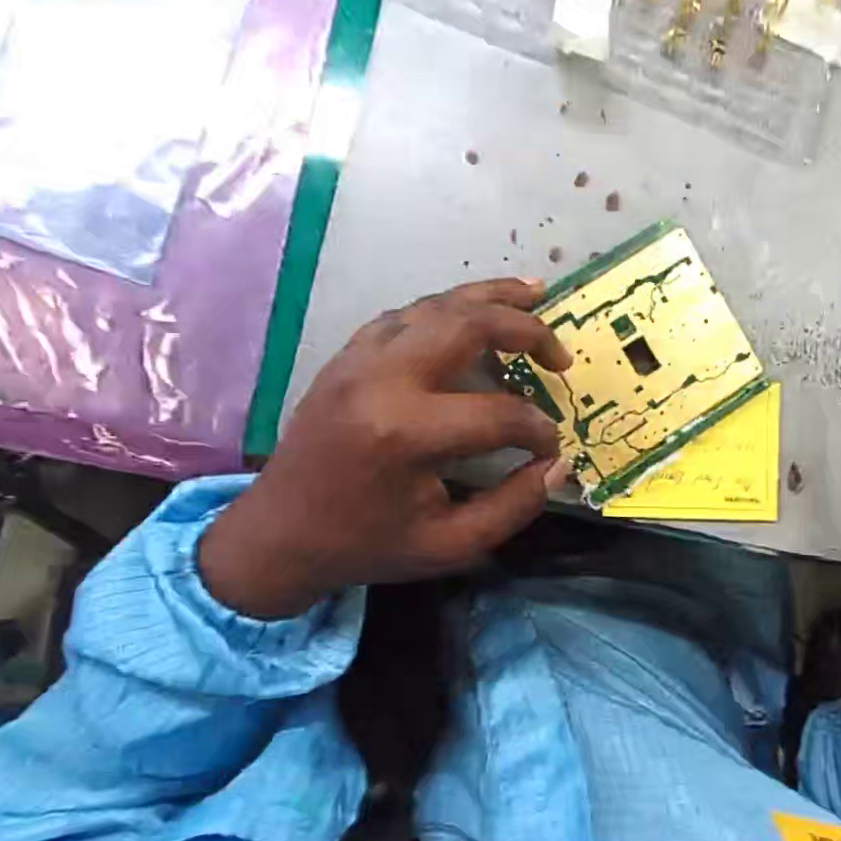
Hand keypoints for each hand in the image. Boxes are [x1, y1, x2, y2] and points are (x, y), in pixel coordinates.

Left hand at [200, 278, 573, 617]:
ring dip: (489, 298)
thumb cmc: (366, 545)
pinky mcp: (345, 357)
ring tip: (533, 294)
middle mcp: (383, 380)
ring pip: (435, 305)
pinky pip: (403, 316)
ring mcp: (358, 360)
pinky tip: (468, 315)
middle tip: (560, 353)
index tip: (551, 446)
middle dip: (526, 330)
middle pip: (469, 325)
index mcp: (407, 433)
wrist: (280, 534)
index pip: (499, 414)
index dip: (538, 430)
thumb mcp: (448, 546)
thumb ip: (513, 506)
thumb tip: (558, 464)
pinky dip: (444, 310)